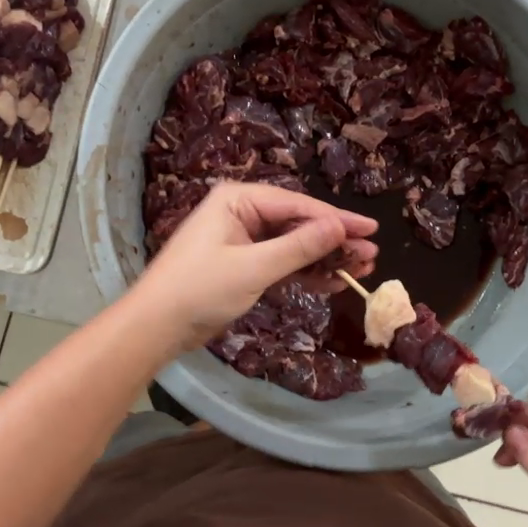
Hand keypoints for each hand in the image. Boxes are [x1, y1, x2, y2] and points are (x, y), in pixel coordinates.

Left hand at [129, 182, 377, 349]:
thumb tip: (339, 227)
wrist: (156, 326)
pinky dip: (304, 273)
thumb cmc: (199, 290)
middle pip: (298, 222)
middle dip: (334, 240)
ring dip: (324, 258)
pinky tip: (332, 283)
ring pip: (293, 244)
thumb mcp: (253, 267)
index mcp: (238, 200)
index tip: (371, 230)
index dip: (336, 218)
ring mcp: (242, 239)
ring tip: (360, 270)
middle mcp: (241, 213)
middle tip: (371, 255)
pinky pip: (281, 262)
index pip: (298, 205)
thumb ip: (298, 247)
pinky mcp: (242, 264)